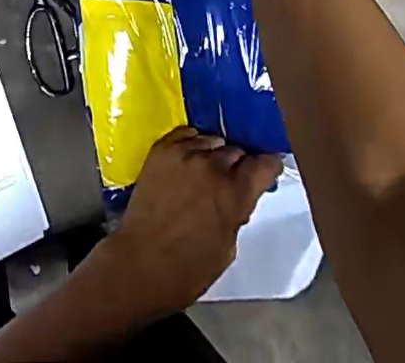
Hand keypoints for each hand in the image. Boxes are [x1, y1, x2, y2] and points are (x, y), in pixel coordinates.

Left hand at [89, 126, 282, 317]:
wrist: (136, 265)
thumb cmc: (185, 270)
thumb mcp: (227, 248)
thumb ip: (238, 214)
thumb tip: (240, 198)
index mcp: (234, 193)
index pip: (265, 164)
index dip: (268, 167)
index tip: (267, 171)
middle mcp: (213, 166)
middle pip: (237, 151)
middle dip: (238, 165)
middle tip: (231, 181)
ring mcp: (186, 154)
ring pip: (213, 140)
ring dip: (214, 154)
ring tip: (206, 170)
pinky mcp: (163, 150)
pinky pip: (187, 133)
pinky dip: (192, 143)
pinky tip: (189, 158)